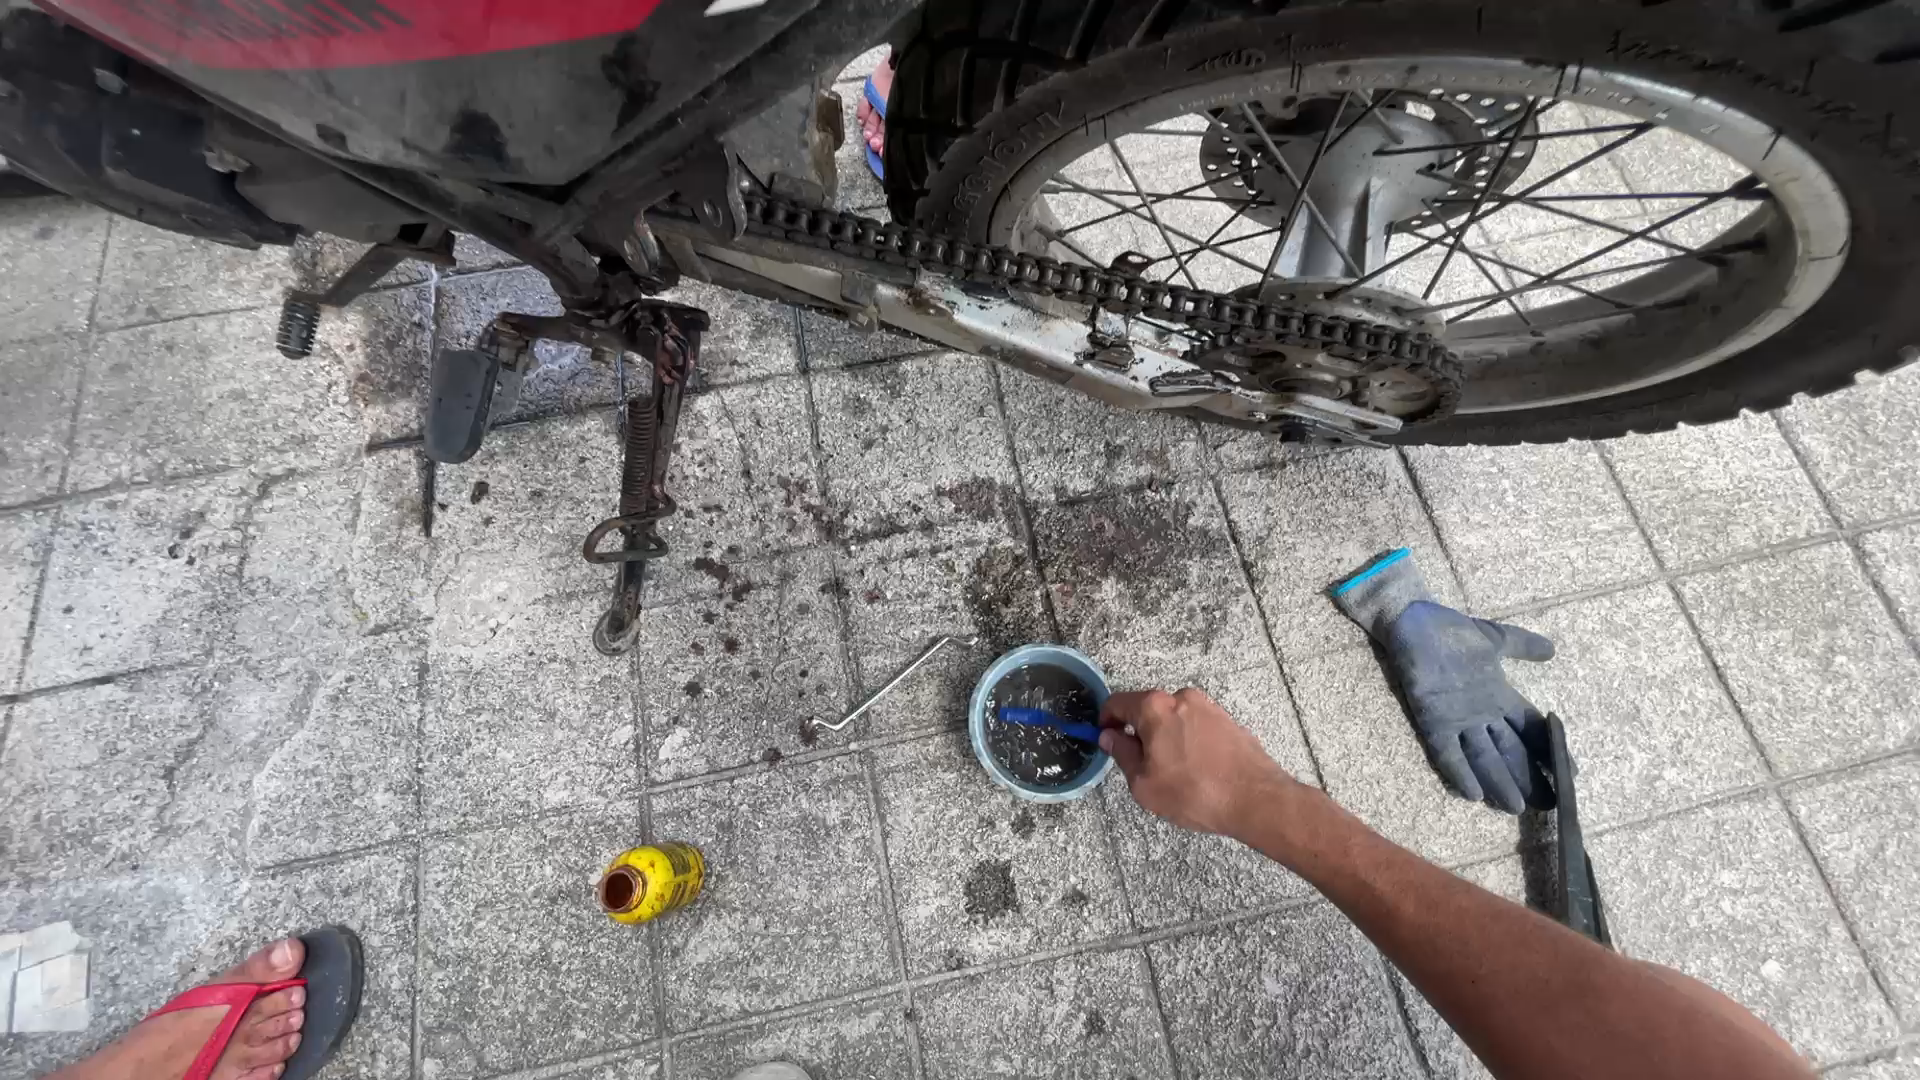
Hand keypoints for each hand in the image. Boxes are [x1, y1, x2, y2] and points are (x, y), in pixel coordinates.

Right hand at [1098, 688, 1297, 836]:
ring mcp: (1208, 707)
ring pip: (1172, 718)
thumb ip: (1122, 754)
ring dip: (1165, 737)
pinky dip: (1188, 741)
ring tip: (1173, 772)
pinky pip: (1195, 726)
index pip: (1117, 702)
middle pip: (1146, 709)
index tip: (1105, 738)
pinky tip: (1196, 770)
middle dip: (1138, 732)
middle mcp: (1181, 698)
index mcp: (1154, 707)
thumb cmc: (1196, 793)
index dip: (1105, 721)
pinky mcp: (1228, 720)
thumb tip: (1111, 738)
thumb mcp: (1144, 784)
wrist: (1257, 801)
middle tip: (1140, 764)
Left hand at [1383, 602, 1556, 813]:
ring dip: (1498, 782)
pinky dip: (1459, 771)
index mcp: (1499, 696)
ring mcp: (1457, 718)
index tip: (1571, 773)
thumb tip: (1552, 650)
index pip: (1531, 730)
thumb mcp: (1494, 638)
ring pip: (1482, 756)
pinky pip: (1447, 749)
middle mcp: (1480, 713)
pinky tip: (1472, 793)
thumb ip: (1522, 646)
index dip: (1550, 750)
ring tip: (1515, 807)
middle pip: (1510, 750)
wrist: (1414, 622)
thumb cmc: (1451, 630)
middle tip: (1547, 806)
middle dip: (1528, 778)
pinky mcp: (1431, 718)